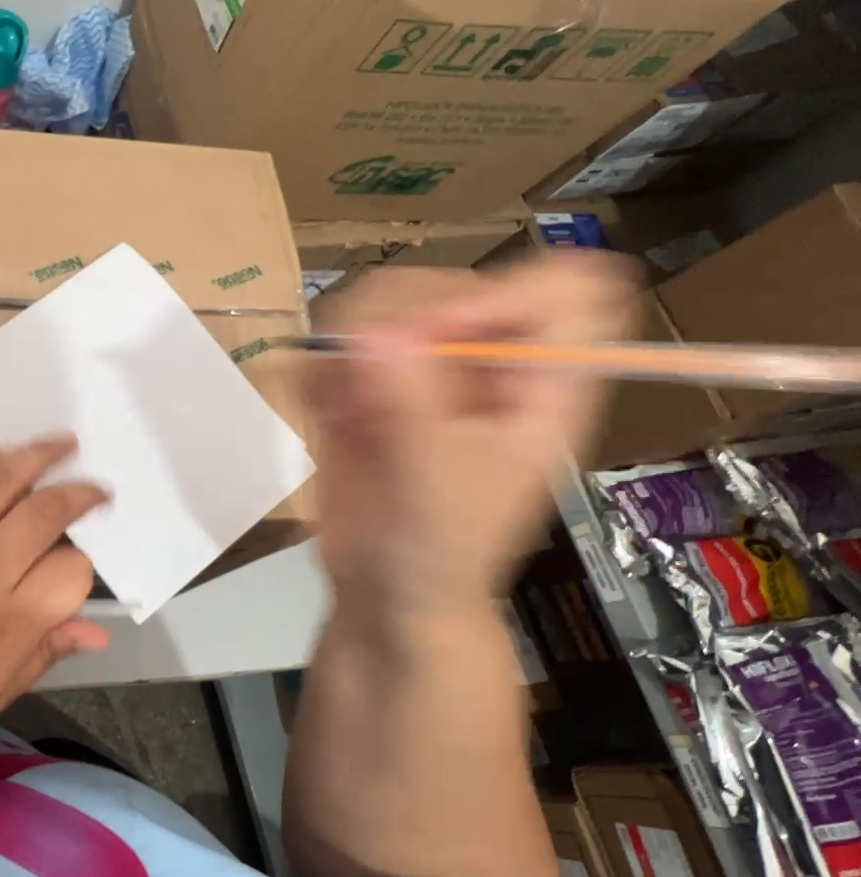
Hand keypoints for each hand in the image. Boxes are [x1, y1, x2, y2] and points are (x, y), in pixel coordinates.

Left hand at [0, 438, 110, 749]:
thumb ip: (47, 651)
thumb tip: (98, 629)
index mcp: (10, 621)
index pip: (71, 570)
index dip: (84, 565)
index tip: (79, 567)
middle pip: (42, 513)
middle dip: (78, 493)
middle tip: (98, 486)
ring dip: (34, 456)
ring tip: (62, 442)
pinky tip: (2, 462)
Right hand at [308, 250, 640, 613]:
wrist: (385, 593)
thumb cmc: (440, 549)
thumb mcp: (438, 479)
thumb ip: (410, 403)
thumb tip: (367, 334)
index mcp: (537, 383)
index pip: (559, 288)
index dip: (497, 297)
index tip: (437, 337)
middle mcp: (479, 366)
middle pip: (448, 283)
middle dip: (398, 318)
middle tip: (365, 371)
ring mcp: (416, 376)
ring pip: (382, 305)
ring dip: (345, 342)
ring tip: (335, 400)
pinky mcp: (362, 392)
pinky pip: (334, 348)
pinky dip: (318, 371)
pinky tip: (321, 414)